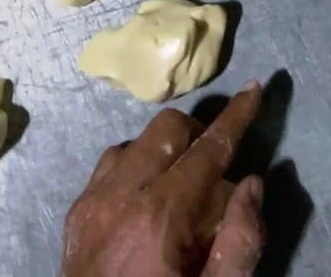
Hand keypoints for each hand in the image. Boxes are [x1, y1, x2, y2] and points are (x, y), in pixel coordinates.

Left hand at [63, 83, 264, 276]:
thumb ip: (241, 242)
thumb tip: (252, 182)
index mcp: (161, 216)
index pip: (208, 149)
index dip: (236, 117)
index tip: (255, 88)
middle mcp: (122, 195)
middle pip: (168, 128)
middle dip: (198, 133)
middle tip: (216, 163)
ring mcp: (92, 201)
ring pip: (135, 140)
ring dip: (163, 149)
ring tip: (180, 181)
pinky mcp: (75, 213)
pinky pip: (108, 163)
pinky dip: (133, 166)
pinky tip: (144, 195)